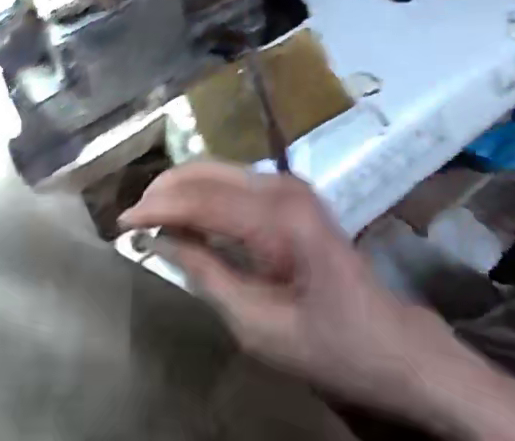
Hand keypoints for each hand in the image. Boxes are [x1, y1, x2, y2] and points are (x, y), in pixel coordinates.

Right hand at [120, 163, 459, 414]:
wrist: (392, 344)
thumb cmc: (328, 343)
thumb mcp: (258, 325)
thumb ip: (206, 273)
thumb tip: (162, 239)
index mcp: (278, 220)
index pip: (200, 199)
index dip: (156, 207)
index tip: (121, 222)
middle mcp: (282, 188)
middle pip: (205, 172)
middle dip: (163, 191)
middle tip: (133, 218)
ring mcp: (289, 185)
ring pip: (216, 170)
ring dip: (180, 189)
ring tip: (151, 216)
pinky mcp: (290, 191)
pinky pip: (232, 180)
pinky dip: (202, 192)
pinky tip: (185, 213)